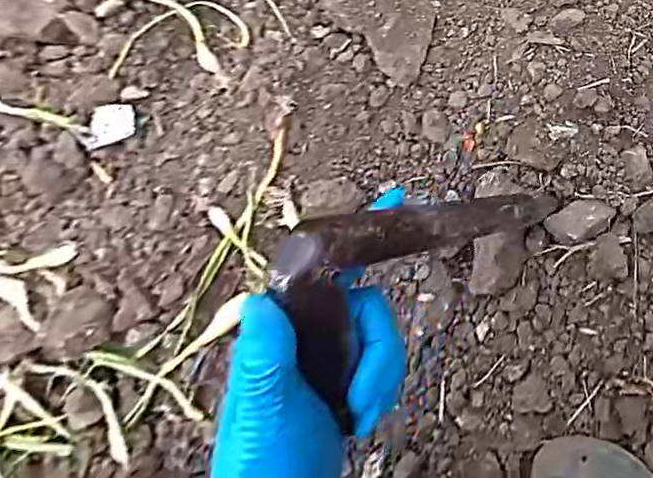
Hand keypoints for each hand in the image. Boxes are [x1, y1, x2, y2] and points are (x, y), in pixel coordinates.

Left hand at [210, 190, 407, 477]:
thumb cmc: (262, 460)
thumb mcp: (263, 408)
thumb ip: (265, 355)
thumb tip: (258, 299)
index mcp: (283, 333)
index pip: (321, 270)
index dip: (357, 234)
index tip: (393, 200)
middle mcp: (308, 336)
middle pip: (369, 304)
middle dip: (378, 345)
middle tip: (364, 388)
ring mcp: (331, 356)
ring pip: (384, 332)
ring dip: (382, 371)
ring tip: (361, 409)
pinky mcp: (352, 375)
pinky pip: (388, 358)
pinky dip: (385, 384)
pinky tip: (364, 413)